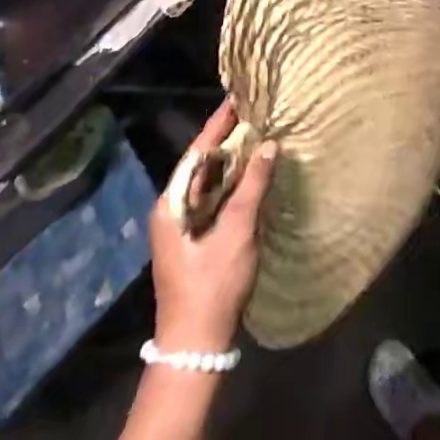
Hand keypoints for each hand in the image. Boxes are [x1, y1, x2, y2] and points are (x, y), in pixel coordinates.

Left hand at [149, 100, 278, 352]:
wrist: (195, 343)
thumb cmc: (212, 285)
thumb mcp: (236, 232)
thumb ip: (252, 187)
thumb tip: (268, 145)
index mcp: (172, 203)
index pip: (197, 152)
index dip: (217, 124)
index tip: (236, 97)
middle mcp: (173, 208)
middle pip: (201, 164)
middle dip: (226, 138)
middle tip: (254, 111)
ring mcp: (184, 224)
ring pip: (209, 181)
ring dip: (231, 160)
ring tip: (257, 133)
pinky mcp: (197, 237)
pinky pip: (215, 199)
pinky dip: (233, 183)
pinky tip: (252, 173)